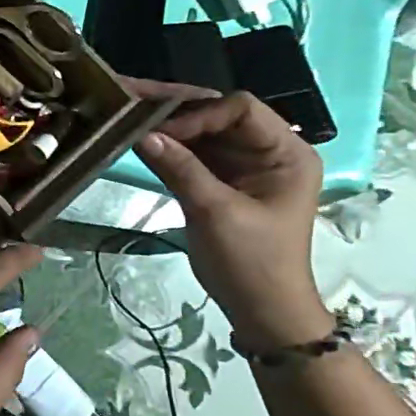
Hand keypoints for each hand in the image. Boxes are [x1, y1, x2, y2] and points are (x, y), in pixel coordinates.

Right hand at [131, 87, 330, 350]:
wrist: (261, 311)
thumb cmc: (251, 262)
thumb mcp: (215, 213)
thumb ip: (181, 169)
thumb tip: (142, 135)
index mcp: (287, 153)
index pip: (241, 110)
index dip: (199, 114)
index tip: (160, 131)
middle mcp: (268, 151)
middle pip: (218, 116)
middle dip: (177, 112)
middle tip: (133, 103)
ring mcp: (243, 166)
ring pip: (202, 133)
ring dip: (168, 128)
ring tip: (128, 117)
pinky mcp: (221, 181)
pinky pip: (193, 155)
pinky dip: (168, 148)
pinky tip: (138, 141)